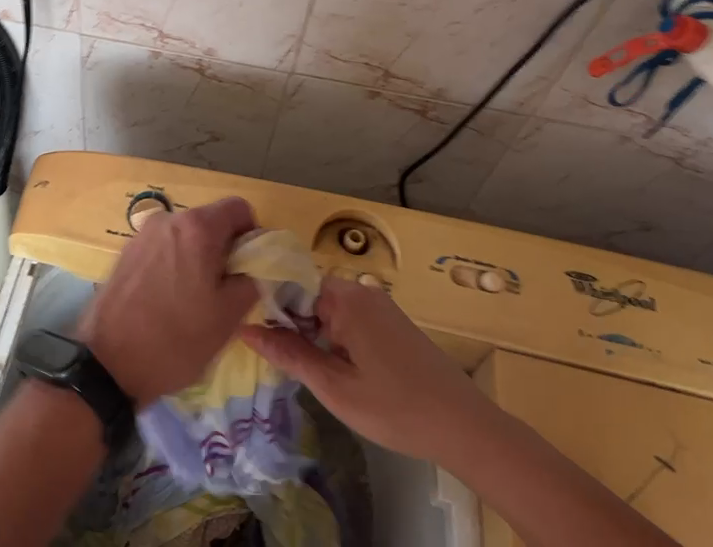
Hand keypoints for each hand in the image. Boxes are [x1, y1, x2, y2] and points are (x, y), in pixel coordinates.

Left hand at [76, 197, 259, 405]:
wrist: (109, 362)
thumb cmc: (176, 338)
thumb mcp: (228, 316)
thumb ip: (250, 280)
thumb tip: (252, 268)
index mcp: (197, 227)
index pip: (239, 208)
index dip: (252, 235)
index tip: (250, 268)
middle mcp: (167, 220)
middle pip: (210, 221)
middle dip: (224, 249)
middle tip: (226, 290)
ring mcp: (142, 235)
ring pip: (185, 237)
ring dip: (198, 258)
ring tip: (196, 300)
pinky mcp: (125, 253)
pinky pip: (162, 249)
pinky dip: (174, 265)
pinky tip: (169, 300)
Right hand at [239, 276, 493, 461]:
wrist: (466, 429)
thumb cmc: (395, 408)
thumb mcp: (334, 386)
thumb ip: (289, 354)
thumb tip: (245, 328)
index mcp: (346, 299)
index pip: (289, 283)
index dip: (265, 304)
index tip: (245, 327)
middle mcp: (362, 293)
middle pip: (307, 294)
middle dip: (286, 321)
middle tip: (265, 353)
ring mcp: (379, 308)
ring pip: (326, 309)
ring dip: (308, 332)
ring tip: (290, 362)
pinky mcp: (391, 325)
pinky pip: (347, 320)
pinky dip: (330, 338)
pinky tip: (325, 367)